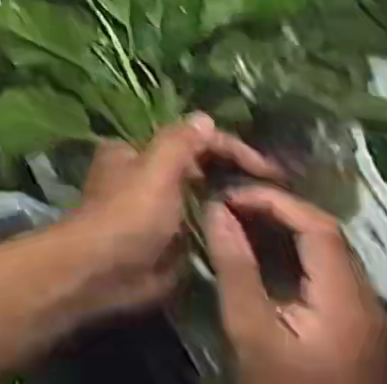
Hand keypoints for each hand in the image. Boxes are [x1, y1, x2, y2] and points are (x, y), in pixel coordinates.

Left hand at [65, 114, 283, 316]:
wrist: (107, 269)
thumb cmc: (128, 214)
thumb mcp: (153, 172)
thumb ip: (178, 143)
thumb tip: (204, 117)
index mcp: (132, 151)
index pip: (187, 139)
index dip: (228, 148)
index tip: (271, 170)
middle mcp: (142, 173)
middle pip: (195, 166)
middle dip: (232, 173)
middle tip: (279, 191)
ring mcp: (157, 206)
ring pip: (201, 195)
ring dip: (232, 200)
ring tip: (278, 210)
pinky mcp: (170, 237)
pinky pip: (202, 224)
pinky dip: (225, 225)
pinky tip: (257, 231)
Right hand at [206, 185, 386, 383]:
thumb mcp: (249, 328)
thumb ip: (234, 265)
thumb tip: (215, 207)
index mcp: (349, 302)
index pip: (319, 226)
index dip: (271, 200)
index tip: (226, 196)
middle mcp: (371, 303)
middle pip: (328, 234)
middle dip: (274, 208)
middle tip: (225, 204)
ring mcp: (369, 316)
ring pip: (329, 249)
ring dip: (281, 225)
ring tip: (234, 219)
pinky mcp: (359, 325)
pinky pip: (327, 269)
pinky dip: (291, 247)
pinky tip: (259, 249)